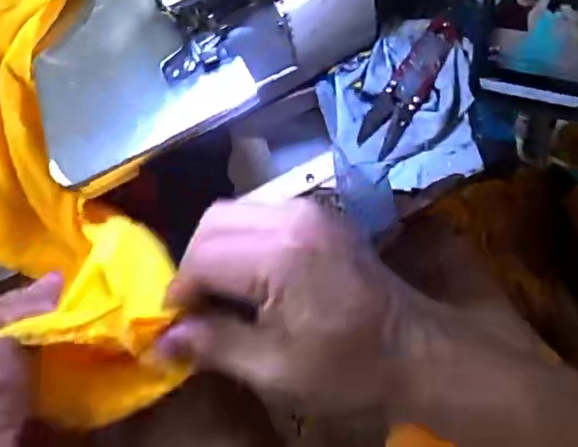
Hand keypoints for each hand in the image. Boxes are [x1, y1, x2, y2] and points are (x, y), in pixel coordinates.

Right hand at [155, 200, 423, 417]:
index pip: (204, 255)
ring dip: (217, 245)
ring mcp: (306, 207)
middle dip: (195, 260)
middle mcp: (289, 215)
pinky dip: (243, 236)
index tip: (175, 323)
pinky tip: (251, 273)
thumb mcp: (276, 370)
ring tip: (221, 290)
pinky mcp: (317, 210)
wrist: (414, 347)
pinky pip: (261, 210)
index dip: (180, 289)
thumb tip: (163, 339)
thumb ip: (215, 345)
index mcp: (279, 254)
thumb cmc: (347, 367)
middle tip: (195, 305)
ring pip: (235, 209)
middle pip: (214, 219)